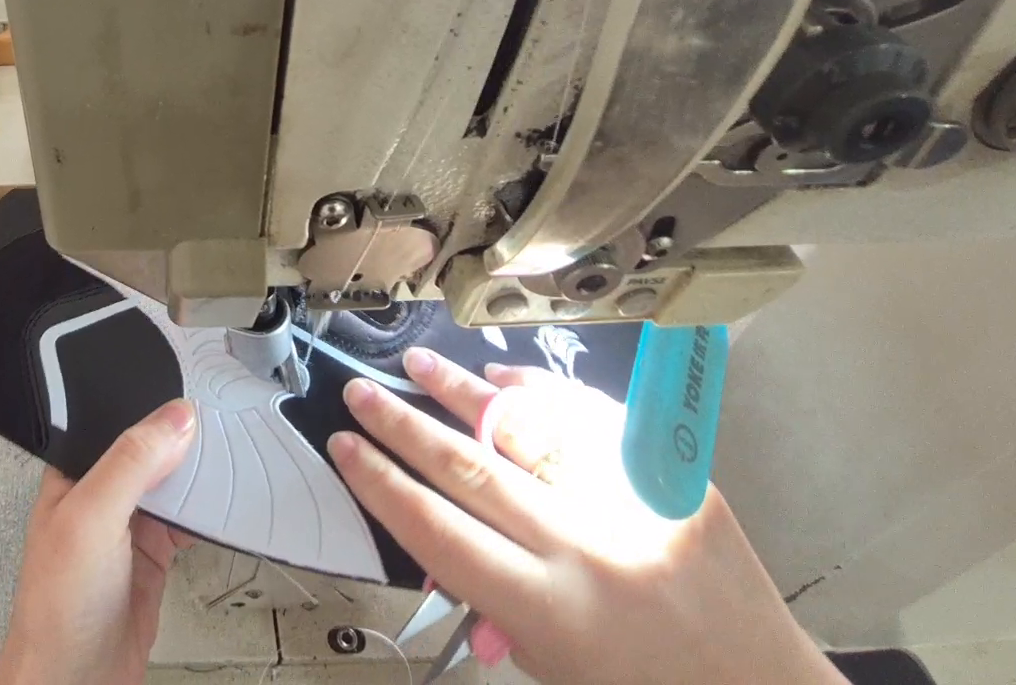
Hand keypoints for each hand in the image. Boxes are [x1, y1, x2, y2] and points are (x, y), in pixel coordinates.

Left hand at [0, 399, 197, 684]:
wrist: (76, 683)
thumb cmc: (56, 607)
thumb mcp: (90, 518)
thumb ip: (129, 464)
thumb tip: (172, 419)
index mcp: (75, 471)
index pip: (119, 423)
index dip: (152, 409)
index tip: (192, 400)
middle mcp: (102, 494)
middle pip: (151, 451)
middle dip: (182, 441)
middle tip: (220, 428)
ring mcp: (129, 526)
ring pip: (173, 485)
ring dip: (198, 477)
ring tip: (227, 459)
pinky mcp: (153, 555)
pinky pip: (188, 521)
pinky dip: (207, 514)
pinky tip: (221, 506)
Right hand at [329, 350, 843, 684]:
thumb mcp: (548, 665)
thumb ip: (488, 594)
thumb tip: (436, 537)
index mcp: (548, 609)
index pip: (436, 527)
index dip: (379, 481)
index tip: (342, 445)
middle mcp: (585, 549)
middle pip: (468, 468)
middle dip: (401, 425)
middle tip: (358, 392)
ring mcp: (633, 506)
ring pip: (526, 432)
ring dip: (460, 392)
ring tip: (415, 362)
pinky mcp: (673, 482)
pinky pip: (594, 423)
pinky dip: (542, 396)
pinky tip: (501, 378)